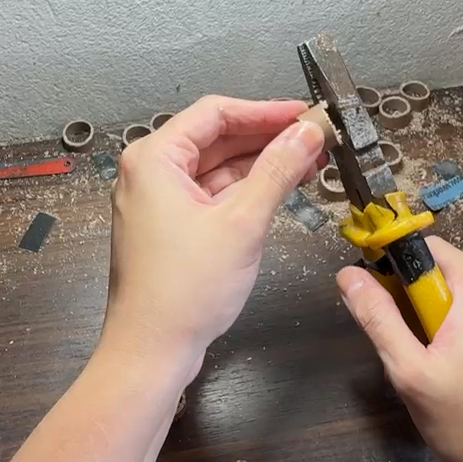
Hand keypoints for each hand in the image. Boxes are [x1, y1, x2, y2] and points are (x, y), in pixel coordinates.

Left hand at [102, 96, 323, 382]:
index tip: (304, 115)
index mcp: (154, 159)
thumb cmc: (185, 290)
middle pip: (215, 139)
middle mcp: (149, 173)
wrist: (152, 350)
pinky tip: (277, 190)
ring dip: (258, 165)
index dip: (264, 111)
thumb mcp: (242, 222)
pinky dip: (243, 191)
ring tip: (306, 162)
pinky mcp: (168, 228)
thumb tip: (306, 133)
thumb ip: (277, 170)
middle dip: (265, 138)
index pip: (215, 113)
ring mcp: (157, 202)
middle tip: (313, 138)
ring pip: (215, 168)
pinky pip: (209, 195)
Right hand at [336, 237, 462, 461]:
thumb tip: (348, 275)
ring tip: (435, 373)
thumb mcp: (411, 372)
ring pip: (461, 298)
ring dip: (437, 323)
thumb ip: (377, 318)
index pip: (421, 248)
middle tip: (407, 353)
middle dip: (413, 305)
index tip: (377, 308)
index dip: (390, 270)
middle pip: (441, 273)